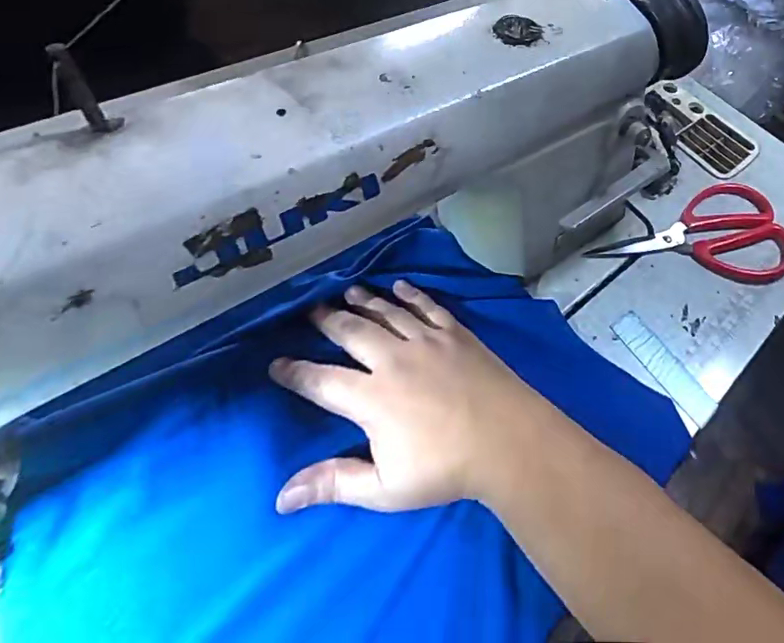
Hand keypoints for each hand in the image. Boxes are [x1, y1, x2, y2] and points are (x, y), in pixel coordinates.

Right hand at [268, 280, 554, 514]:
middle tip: (311, 309)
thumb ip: (335, 484)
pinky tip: (401, 286)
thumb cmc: (447, 467)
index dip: (295, 372)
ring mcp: (431, 342)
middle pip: (355, 333)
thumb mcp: (385, 488)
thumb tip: (280, 497)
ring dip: (367, 302)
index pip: (322, 381)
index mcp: (373, 398)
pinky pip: (430, 307)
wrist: (509, 437)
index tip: (275, 363)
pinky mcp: (459, 334)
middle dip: (329, 321)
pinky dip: (413, 294)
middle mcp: (397, 361)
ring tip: (348, 292)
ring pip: (391, 314)